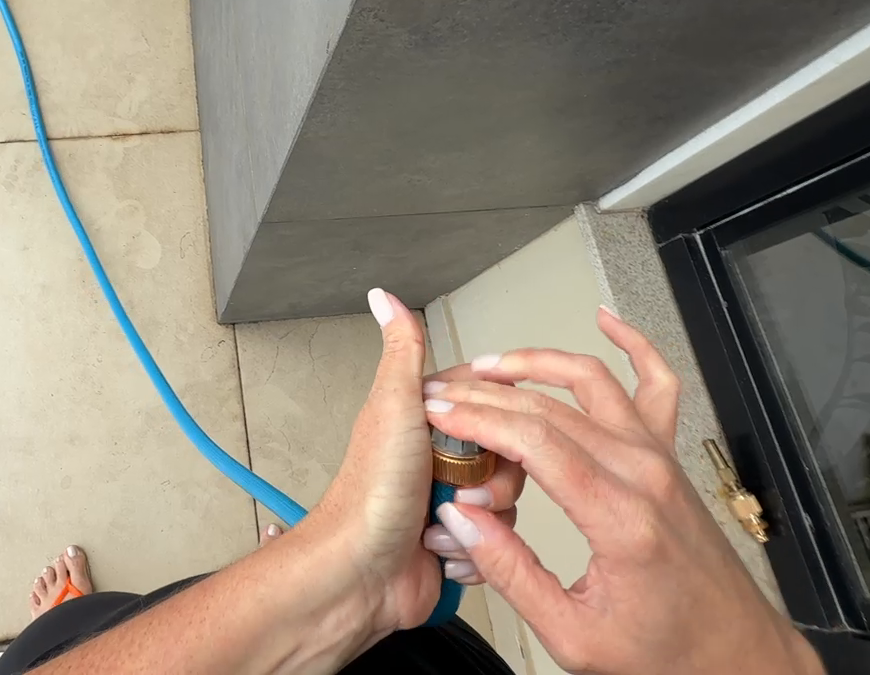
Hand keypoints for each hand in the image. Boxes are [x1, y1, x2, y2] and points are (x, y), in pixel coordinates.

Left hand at [292, 288, 525, 634]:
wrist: (360, 575)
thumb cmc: (369, 491)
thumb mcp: (393, 406)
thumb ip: (402, 349)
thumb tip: (383, 294)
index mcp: (428, 417)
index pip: (491, 402)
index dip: (501, 421)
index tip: (488, 439)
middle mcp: (441, 455)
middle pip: (509, 456)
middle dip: (491, 483)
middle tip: (456, 491)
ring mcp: (450, 499)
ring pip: (509, 502)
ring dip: (480, 522)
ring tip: (442, 523)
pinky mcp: (460, 541)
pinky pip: (499, 544)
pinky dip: (477, 554)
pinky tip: (444, 550)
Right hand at [423, 306, 821, 674]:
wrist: (740, 661)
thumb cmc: (668, 656)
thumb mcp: (575, 637)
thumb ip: (510, 574)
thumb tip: (461, 519)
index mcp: (620, 518)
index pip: (534, 440)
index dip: (477, 417)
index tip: (438, 408)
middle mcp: (642, 472)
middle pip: (548, 405)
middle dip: (485, 392)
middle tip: (443, 390)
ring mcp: (658, 456)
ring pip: (589, 380)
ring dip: (533, 362)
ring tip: (487, 366)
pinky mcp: (667, 455)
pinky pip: (656, 383)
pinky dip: (633, 344)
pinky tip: (607, 320)